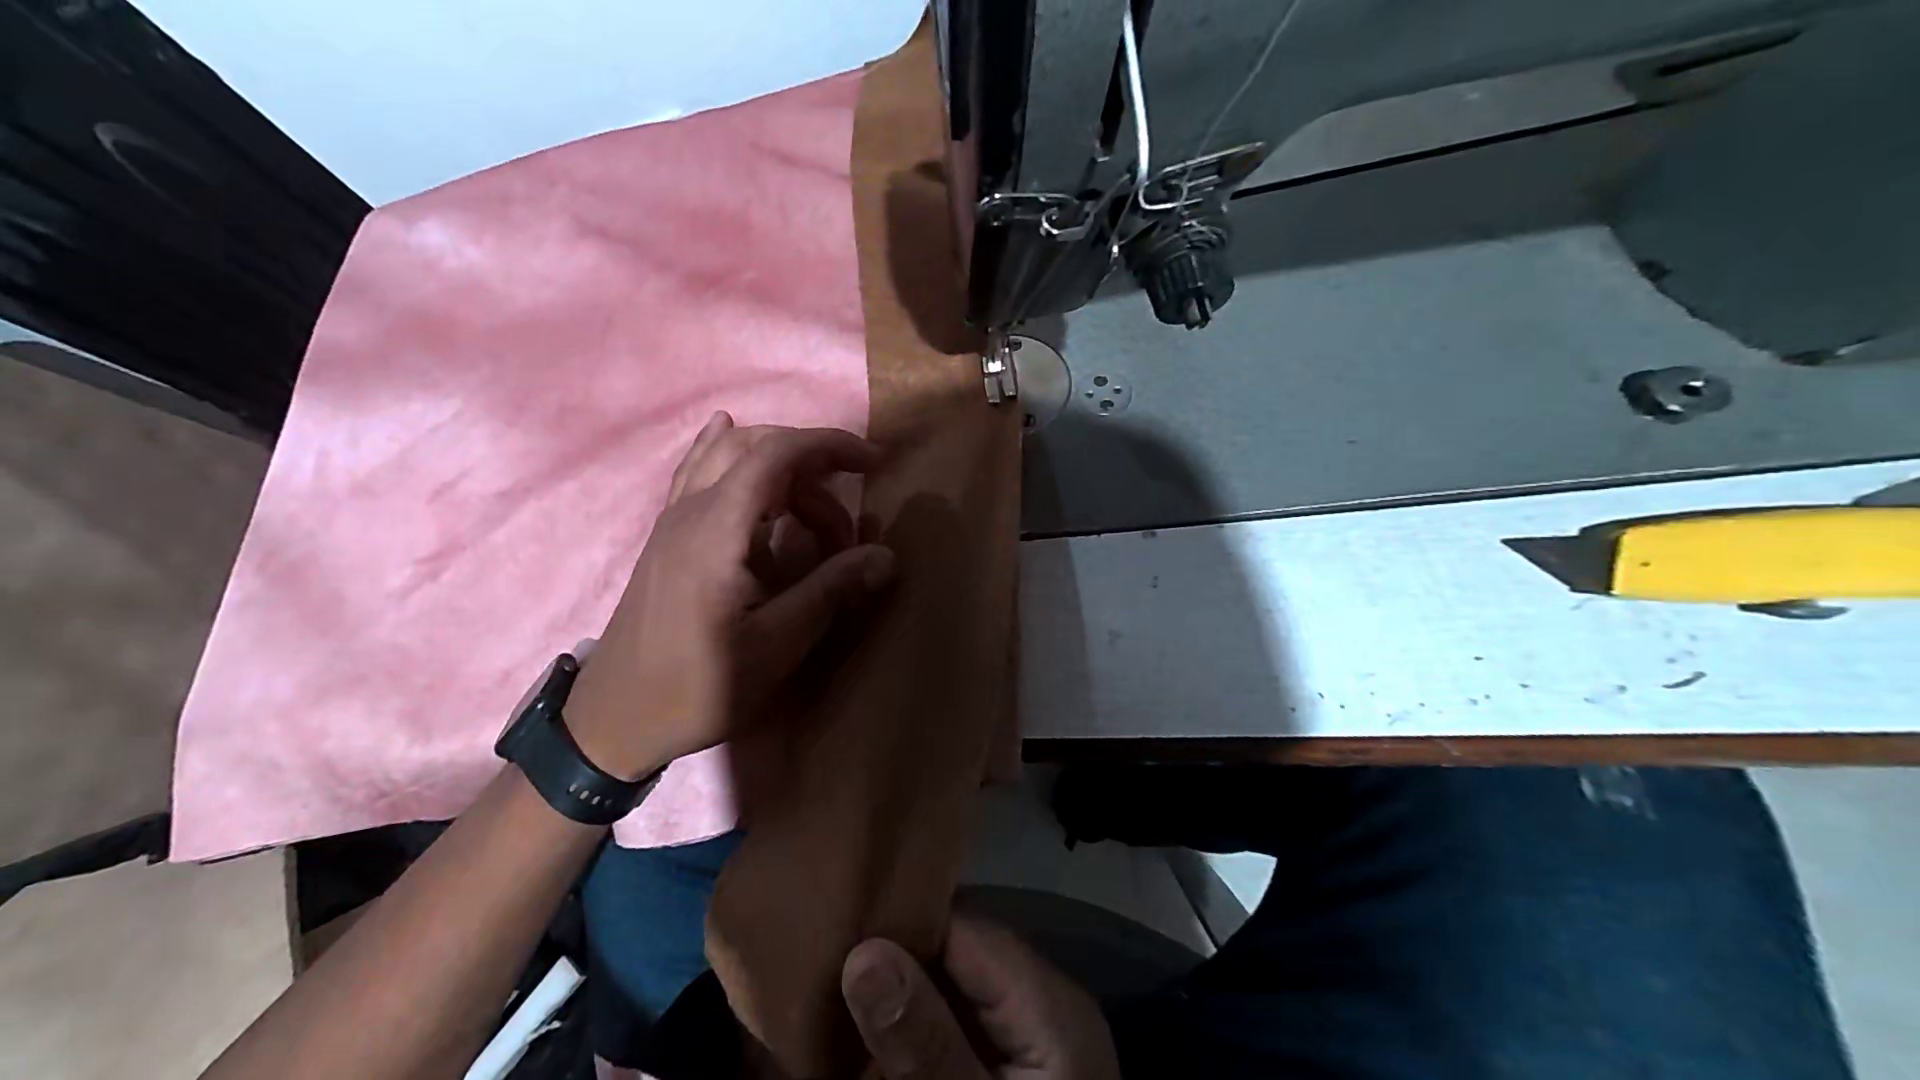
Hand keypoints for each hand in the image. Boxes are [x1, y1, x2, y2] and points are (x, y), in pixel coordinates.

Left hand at [566, 412, 893, 778]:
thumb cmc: (697, 688)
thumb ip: (830, 592)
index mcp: (717, 530)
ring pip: (726, 456)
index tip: (875, 462)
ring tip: (814, 515)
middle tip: (847, 527)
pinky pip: (698, 472)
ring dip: (780, 469)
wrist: (614, 719)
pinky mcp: (666, 538)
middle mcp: (691, 510)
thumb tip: (886, 556)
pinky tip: (723, 429)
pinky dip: (725, 451)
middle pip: (755, 446)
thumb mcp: (775, 646)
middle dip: (813, 466)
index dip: (830, 446)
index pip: (778, 454)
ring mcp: (672, 520)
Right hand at [841, 916, 1121, 1079]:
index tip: (837, 935)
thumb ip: (926, 1046)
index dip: (902, 926)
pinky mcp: (1012, 1064)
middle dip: (895, 960)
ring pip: (951, 988)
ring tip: (835, 999)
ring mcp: (1028, 1036)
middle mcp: (1042, 1003)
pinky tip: (873, 1043)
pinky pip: (958, 1024)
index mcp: (1050, 1004)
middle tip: (825, 971)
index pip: (965, 929)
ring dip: (900, 996)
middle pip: (958, 955)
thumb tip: (864, 955)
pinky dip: (917, 1031)